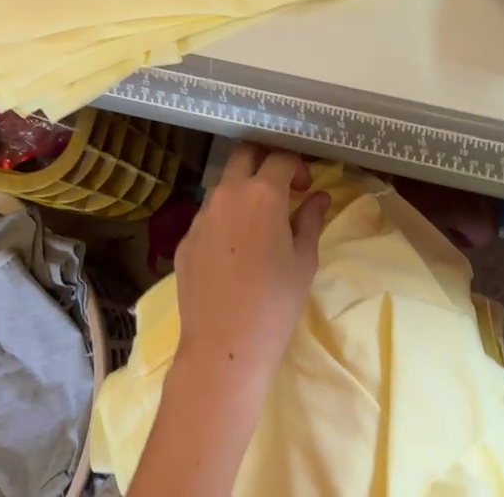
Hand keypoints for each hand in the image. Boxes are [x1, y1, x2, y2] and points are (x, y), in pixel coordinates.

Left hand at [172, 144, 330, 379]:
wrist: (225, 347)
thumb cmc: (276, 302)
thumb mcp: (305, 259)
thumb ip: (311, 219)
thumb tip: (318, 197)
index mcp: (262, 193)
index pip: (281, 158)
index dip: (297, 166)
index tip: (306, 187)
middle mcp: (227, 194)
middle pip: (244, 155)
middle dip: (264, 160)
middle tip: (281, 186)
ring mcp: (201, 217)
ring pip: (223, 185)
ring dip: (243, 189)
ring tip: (259, 221)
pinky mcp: (185, 241)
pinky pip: (208, 216)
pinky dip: (225, 219)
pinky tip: (235, 250)